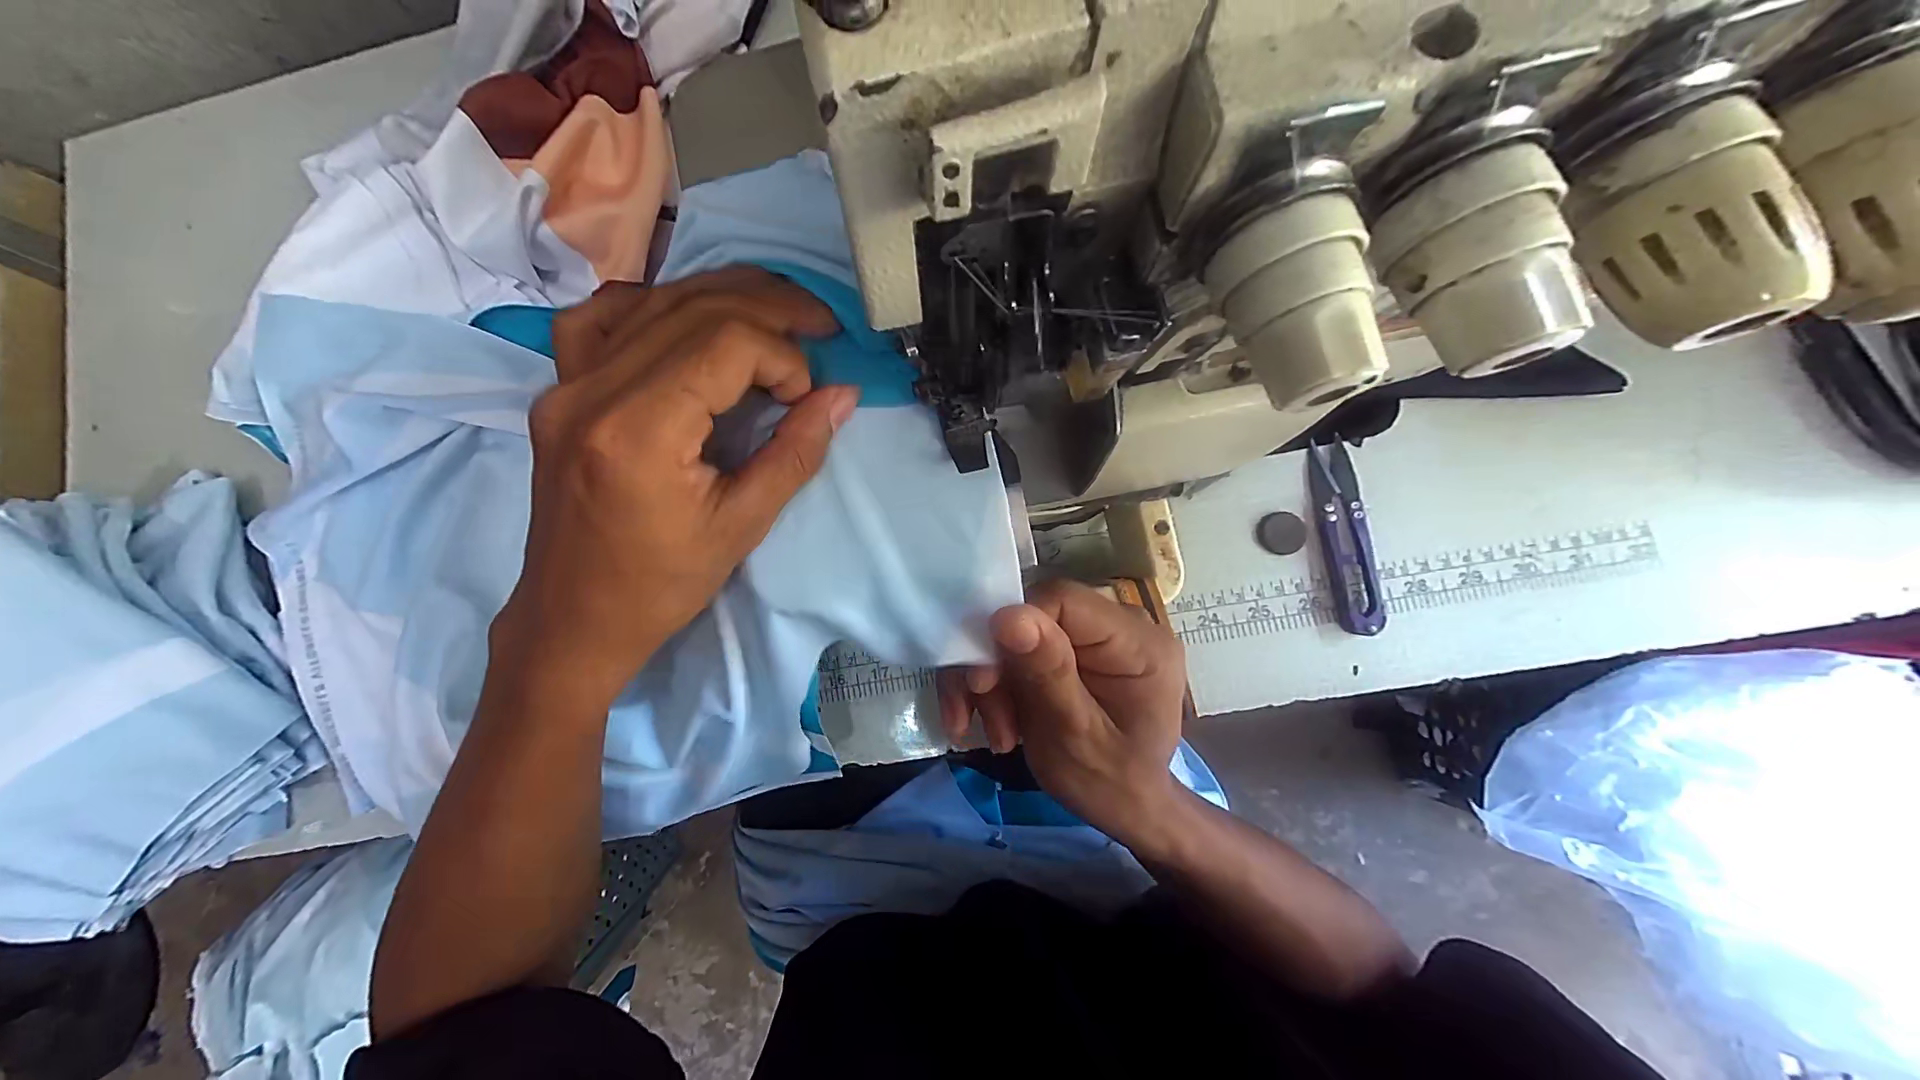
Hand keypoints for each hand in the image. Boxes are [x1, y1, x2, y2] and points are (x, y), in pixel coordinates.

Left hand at [493, 268, 859, 706]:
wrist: (574, 618)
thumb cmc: (662, 586)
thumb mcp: (744, 525)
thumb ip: (796, 452)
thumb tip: (842, 394)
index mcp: (637, 431)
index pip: (723, 343)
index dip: (783, 355)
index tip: (805, 397)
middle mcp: (590, 390)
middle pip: (692, 307)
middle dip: (769, 308)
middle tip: (819, 324)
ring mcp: (565, 384)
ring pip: (652, 300)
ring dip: (724, 297)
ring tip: (776, 312)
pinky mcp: (559, 390)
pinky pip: (604, 317)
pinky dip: (659, 305)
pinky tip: (693, 319)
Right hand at [937, 579, 1189, 844]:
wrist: (1126, 810)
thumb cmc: (1112, 784)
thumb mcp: (1077, 738)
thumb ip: (1048, 675)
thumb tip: (1007, 615)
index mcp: (1138, 641)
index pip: (1060, 600)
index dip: (1012, 630)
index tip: (985, 682)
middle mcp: (1118, 624)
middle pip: (1031, 615)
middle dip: (995, 667)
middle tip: (981, 719)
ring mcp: (1094, 635)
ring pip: (1014, 633)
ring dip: (990, 685)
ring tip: (997, 736)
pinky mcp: (1069, 648)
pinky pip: (1018, 649)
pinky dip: (996, 687)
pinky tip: (994, 726)